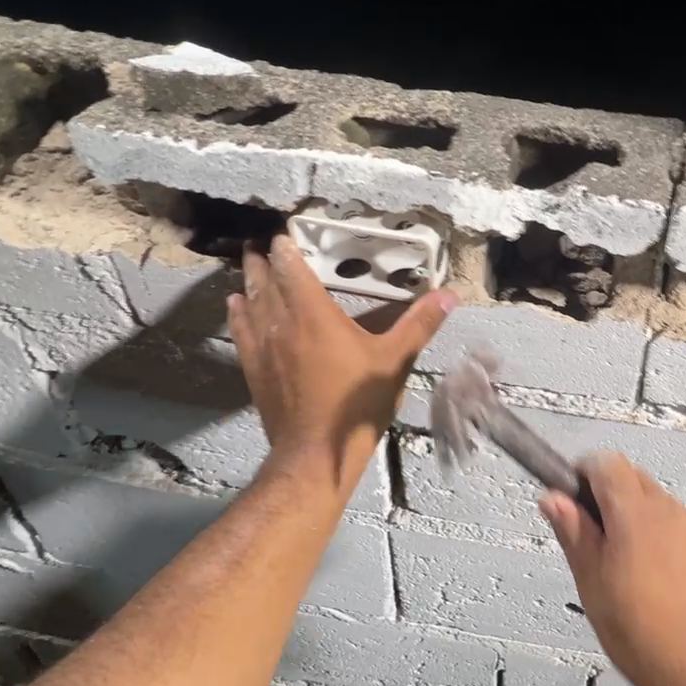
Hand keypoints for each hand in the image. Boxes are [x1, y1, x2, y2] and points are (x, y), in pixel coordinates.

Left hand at [228, 234, 454, 493]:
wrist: (316, 452)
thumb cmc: (358, 402)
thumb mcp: (396, 361)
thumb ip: (420, 324)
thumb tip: (449, 294)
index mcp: (315, 315)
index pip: (295, 271)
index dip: (287, 250)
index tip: (283, 234)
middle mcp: (283, 324)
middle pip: (267, 283)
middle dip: (263, 261)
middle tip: (257, 243)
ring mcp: (263, 348)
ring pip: (251, 304)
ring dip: (250, 282)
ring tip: (248, 266)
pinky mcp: (255, 369)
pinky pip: (241, 331)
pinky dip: (238, 312)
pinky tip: (236, 305)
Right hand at [540, 453, 685, 685]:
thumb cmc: (643, 638)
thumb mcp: (592, 586)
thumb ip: (574, 533)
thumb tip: (553, 498)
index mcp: (635, 515)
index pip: (607, 464)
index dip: (586, 473)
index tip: (576, 496)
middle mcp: (673, 511)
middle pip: (636, 481)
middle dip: (614, 500)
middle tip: (601, 542)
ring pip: (665, 508)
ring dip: (647, 525)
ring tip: (641, 577)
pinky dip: (678, 545)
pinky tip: (673, 587)